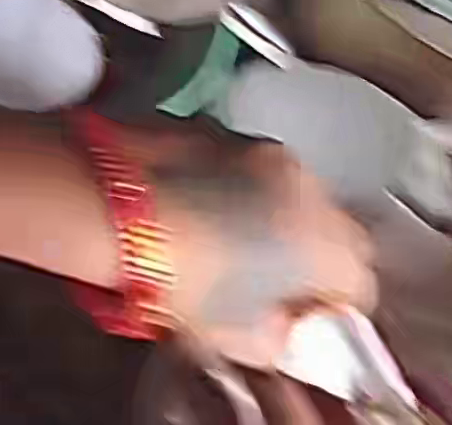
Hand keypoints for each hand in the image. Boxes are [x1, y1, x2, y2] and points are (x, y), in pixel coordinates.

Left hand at [149, 133, 374, 368]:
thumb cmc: (174, 276)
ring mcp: (240, 139)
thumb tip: (279, 321)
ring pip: (267, 177)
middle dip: (296, 241)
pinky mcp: (189, 116)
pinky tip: (170, 188)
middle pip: (318, 220)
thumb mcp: (239, 336)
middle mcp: (300, 180)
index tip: (290, 307)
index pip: (354, 282)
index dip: (322, 300)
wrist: (97, 198)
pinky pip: (216, 151)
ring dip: (250, 196)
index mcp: (330, 241)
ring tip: (202, 219)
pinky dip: (206, 169)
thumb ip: (280, 333)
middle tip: (250, 261)